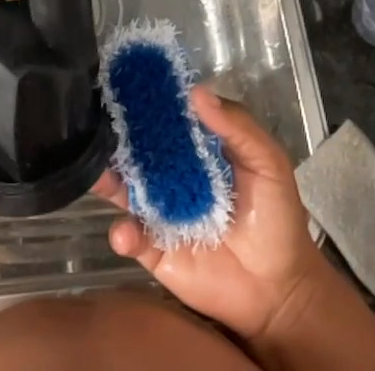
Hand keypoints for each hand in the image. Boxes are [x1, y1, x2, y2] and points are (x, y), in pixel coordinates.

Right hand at [92, 87, 330, 340]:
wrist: (279, 290)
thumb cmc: (277, 217)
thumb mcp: (268, 163)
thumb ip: (237, 127)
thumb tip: (196, 91)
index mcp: (196, 150)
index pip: (166, 120)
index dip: (146, 103)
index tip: (123, 84)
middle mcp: (171, 175)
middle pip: (135, 152)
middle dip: (114, 139)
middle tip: (94, 126)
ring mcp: (159, 212)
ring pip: (123, 191)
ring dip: (106, 181)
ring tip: (97, 175)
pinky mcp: (153, 249)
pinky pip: (131, 237)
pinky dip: (123, 234)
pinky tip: (126, 233)